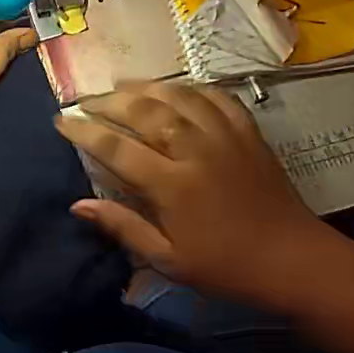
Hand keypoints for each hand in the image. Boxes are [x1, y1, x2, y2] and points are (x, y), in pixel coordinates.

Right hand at [55, 81, 336, 306]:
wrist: (292, 259)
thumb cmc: (224, 267)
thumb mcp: (168, 259)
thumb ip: (123, 227)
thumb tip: (78, 205)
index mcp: (172, 184)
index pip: (117, 147)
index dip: (84, 131)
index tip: (61, 120)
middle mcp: (195, 149)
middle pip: (144, 111)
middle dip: (109, 101)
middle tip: (86, 100)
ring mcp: (225, 136)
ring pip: (178, 96)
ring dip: (146, 87)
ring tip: (122, 85)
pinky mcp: (248, 132)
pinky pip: (216, 97)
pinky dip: (191, 88)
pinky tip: (176, 88)